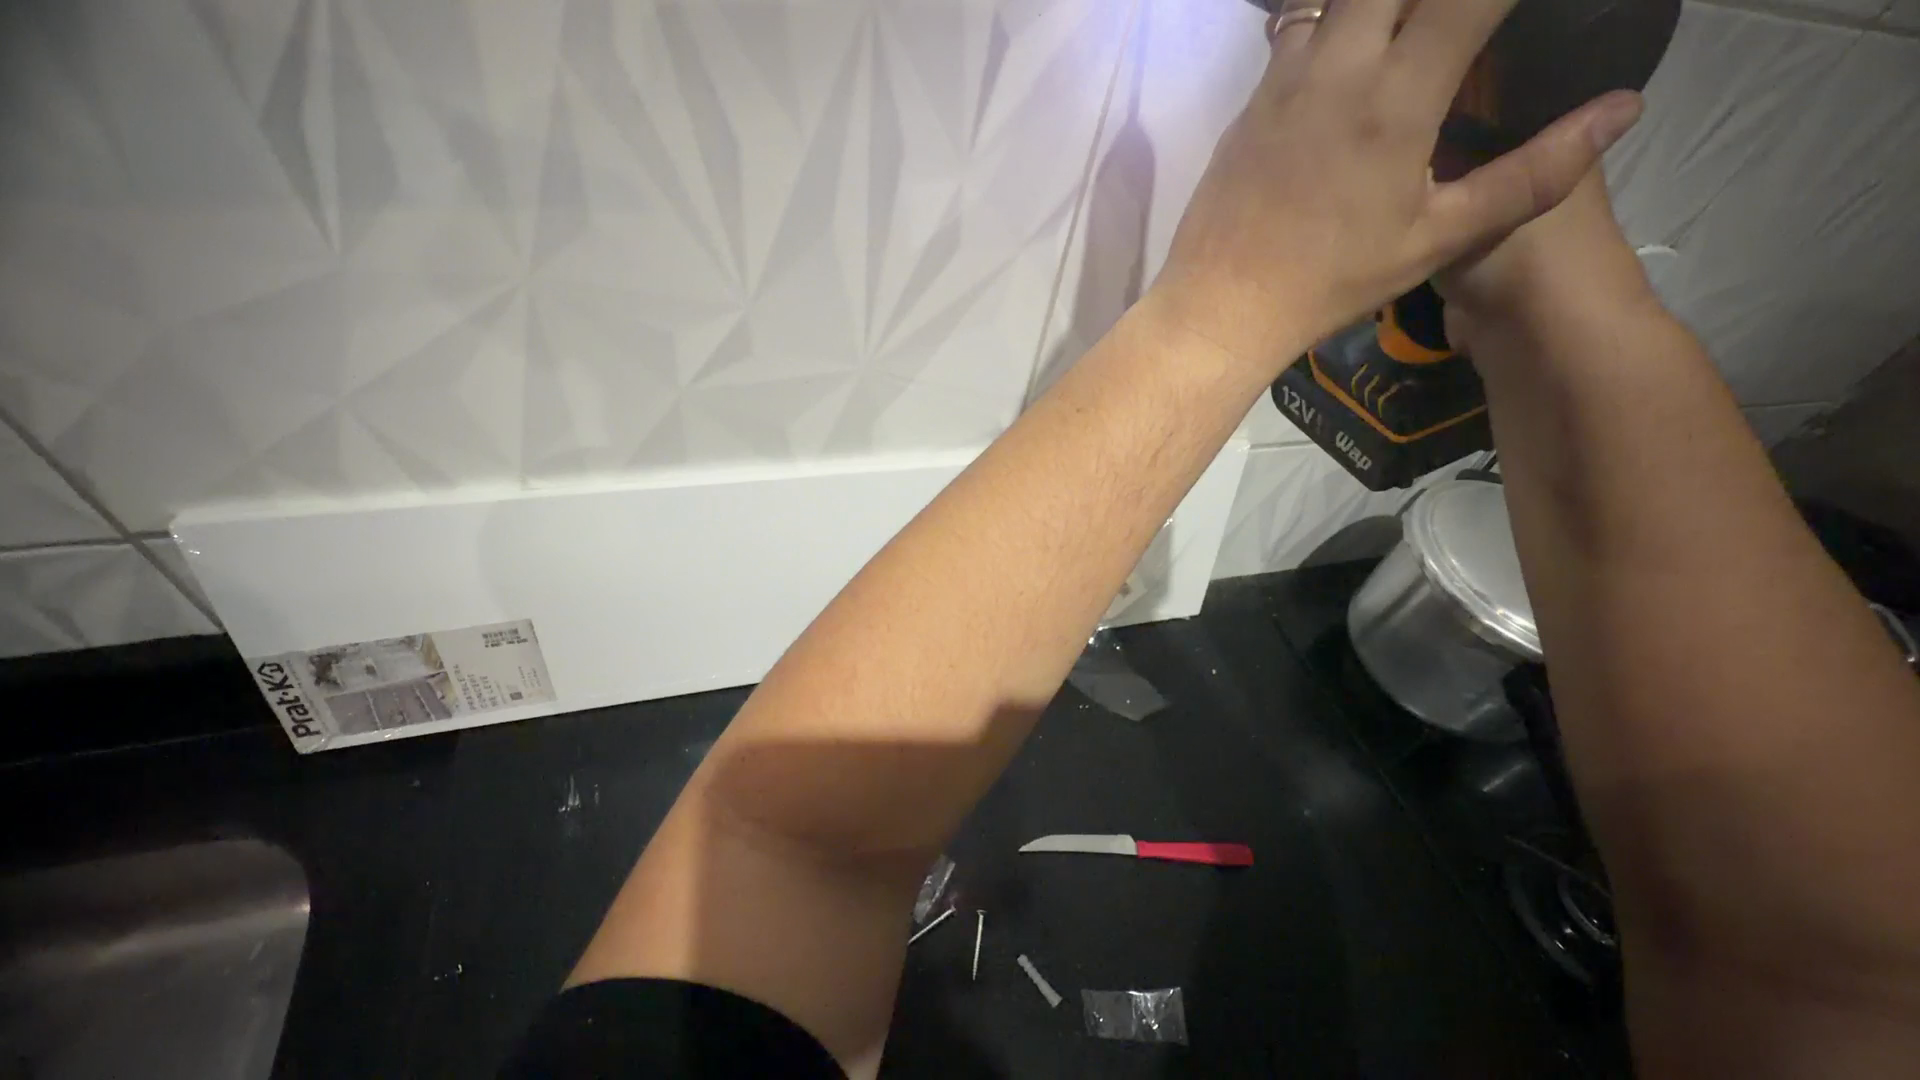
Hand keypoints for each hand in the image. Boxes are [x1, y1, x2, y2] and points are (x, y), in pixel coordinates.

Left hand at [1149, 0, 1644, 374]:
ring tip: (1399, 28)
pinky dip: (1326, 19)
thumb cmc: (1331, 282)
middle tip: (1451, 22)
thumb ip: (1531, 174)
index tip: (1514, 7)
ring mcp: (1283, 81)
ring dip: (1372, 1)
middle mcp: (1336, 70)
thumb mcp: (1438, 239)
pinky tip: (1345, 47)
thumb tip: (1622, 110)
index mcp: (1396, 98)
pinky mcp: (1249, 103)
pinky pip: (1292, 30)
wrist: (1223, 305)